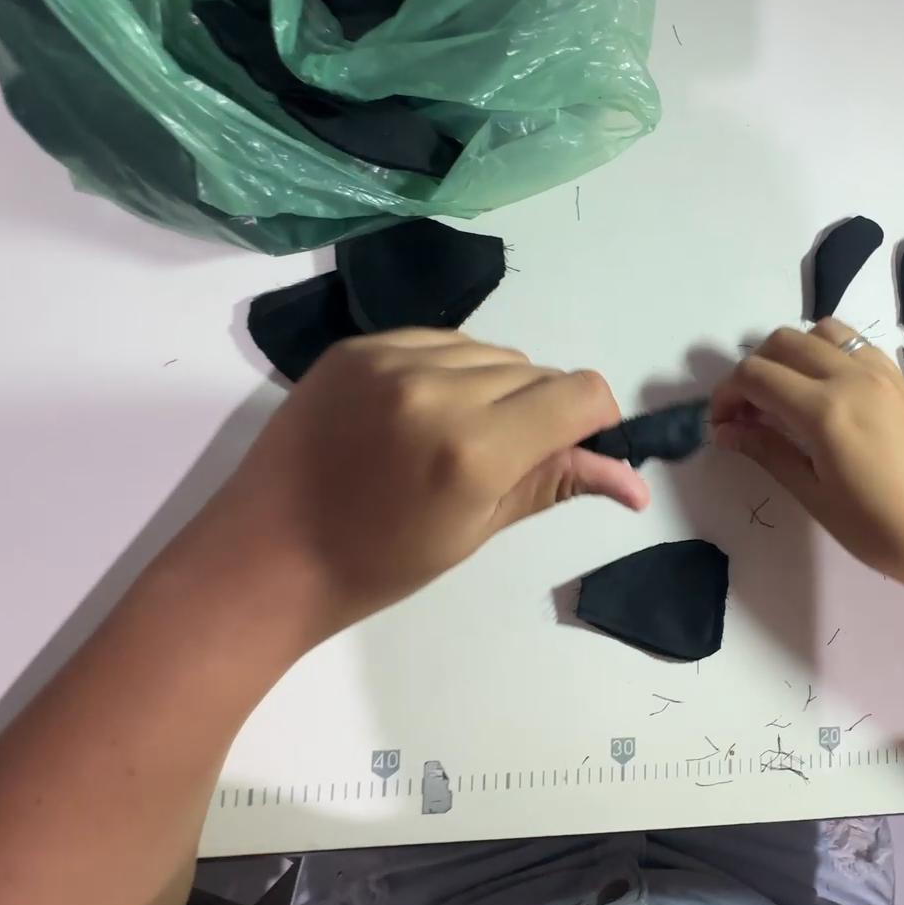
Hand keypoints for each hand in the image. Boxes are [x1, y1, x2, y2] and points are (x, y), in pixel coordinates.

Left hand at [199, 330, 648, 637]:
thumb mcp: (480, 528)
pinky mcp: (358, 345)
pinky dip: (456, 370)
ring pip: (494, 352)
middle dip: (546, 410)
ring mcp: (391, 359)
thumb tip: (636, 484)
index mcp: (474, 449)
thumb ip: (558, 483)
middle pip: (539, 371)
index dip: (598, 418)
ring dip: (502, 387)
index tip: (582, 446)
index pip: (580, 394)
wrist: (266, 555)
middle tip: (511, 456)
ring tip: (462, 433)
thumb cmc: (382, 563)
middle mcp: (438, 388)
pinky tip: (428, 408)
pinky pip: (443, 341)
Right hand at [711, 319, 903, 593]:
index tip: (719, 426)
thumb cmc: (882, 531)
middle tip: (745, 414)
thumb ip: (768, 452)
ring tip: (784, 397)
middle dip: (752, 370)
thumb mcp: (815, 497)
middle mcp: (853, 376)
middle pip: (783, 343)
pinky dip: (828, 354)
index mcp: (825, 409)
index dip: (726, 395)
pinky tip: (826, 394)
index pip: (756, 376)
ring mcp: (884, 374)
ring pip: (822, 333)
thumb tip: (724, 431)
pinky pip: (856, 346)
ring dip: (791, 354)